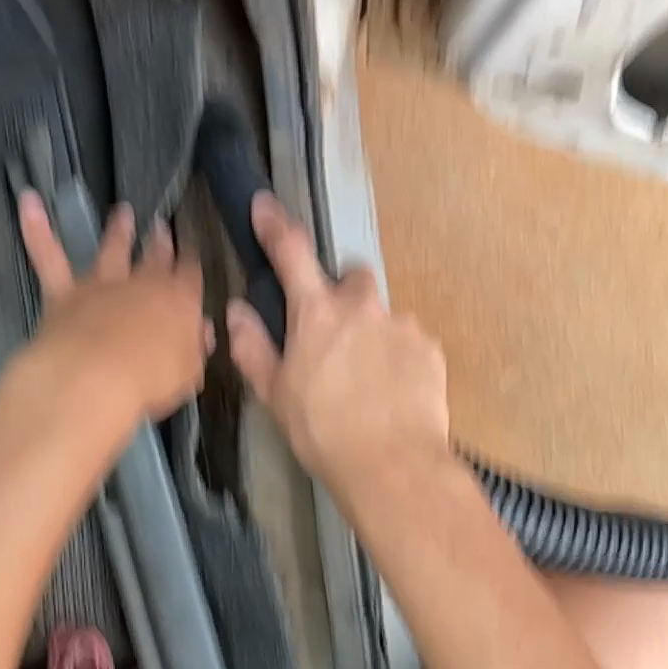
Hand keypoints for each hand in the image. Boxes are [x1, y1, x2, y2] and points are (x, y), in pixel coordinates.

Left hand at [18, 192, 211, 420]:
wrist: (95, 378)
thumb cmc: (149, 380)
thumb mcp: (188, 372)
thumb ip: (194, 348)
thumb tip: (202, 331)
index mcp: (179, 303)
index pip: (190, 276)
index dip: (190, 263)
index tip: (190, 251)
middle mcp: (143, 285)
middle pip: (155, 258)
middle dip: (161, 242)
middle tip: (161, 225)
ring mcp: (102, 284)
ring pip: (112, 249)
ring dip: (117, 230)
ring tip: (122, 212)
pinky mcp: (65, 292)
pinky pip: (48, 255)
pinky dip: (37, 228)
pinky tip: (29, 202)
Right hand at [227, 193, 450, 491]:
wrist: (392, 464)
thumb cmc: (322, 431)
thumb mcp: (274, 395)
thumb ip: (253, 347)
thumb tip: (237, 311)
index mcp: (317, 313)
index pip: (291, 253)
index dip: (274, 225)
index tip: (265, 204)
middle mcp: (362, 306)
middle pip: (352, 276)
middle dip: (343, 293)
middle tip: (334, 332)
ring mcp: (402, 324)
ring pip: (383, 313)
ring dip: (372, 330)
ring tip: (367, 376)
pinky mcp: (430, 348)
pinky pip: (409, 340)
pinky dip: (398, 355)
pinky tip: (392, 389)